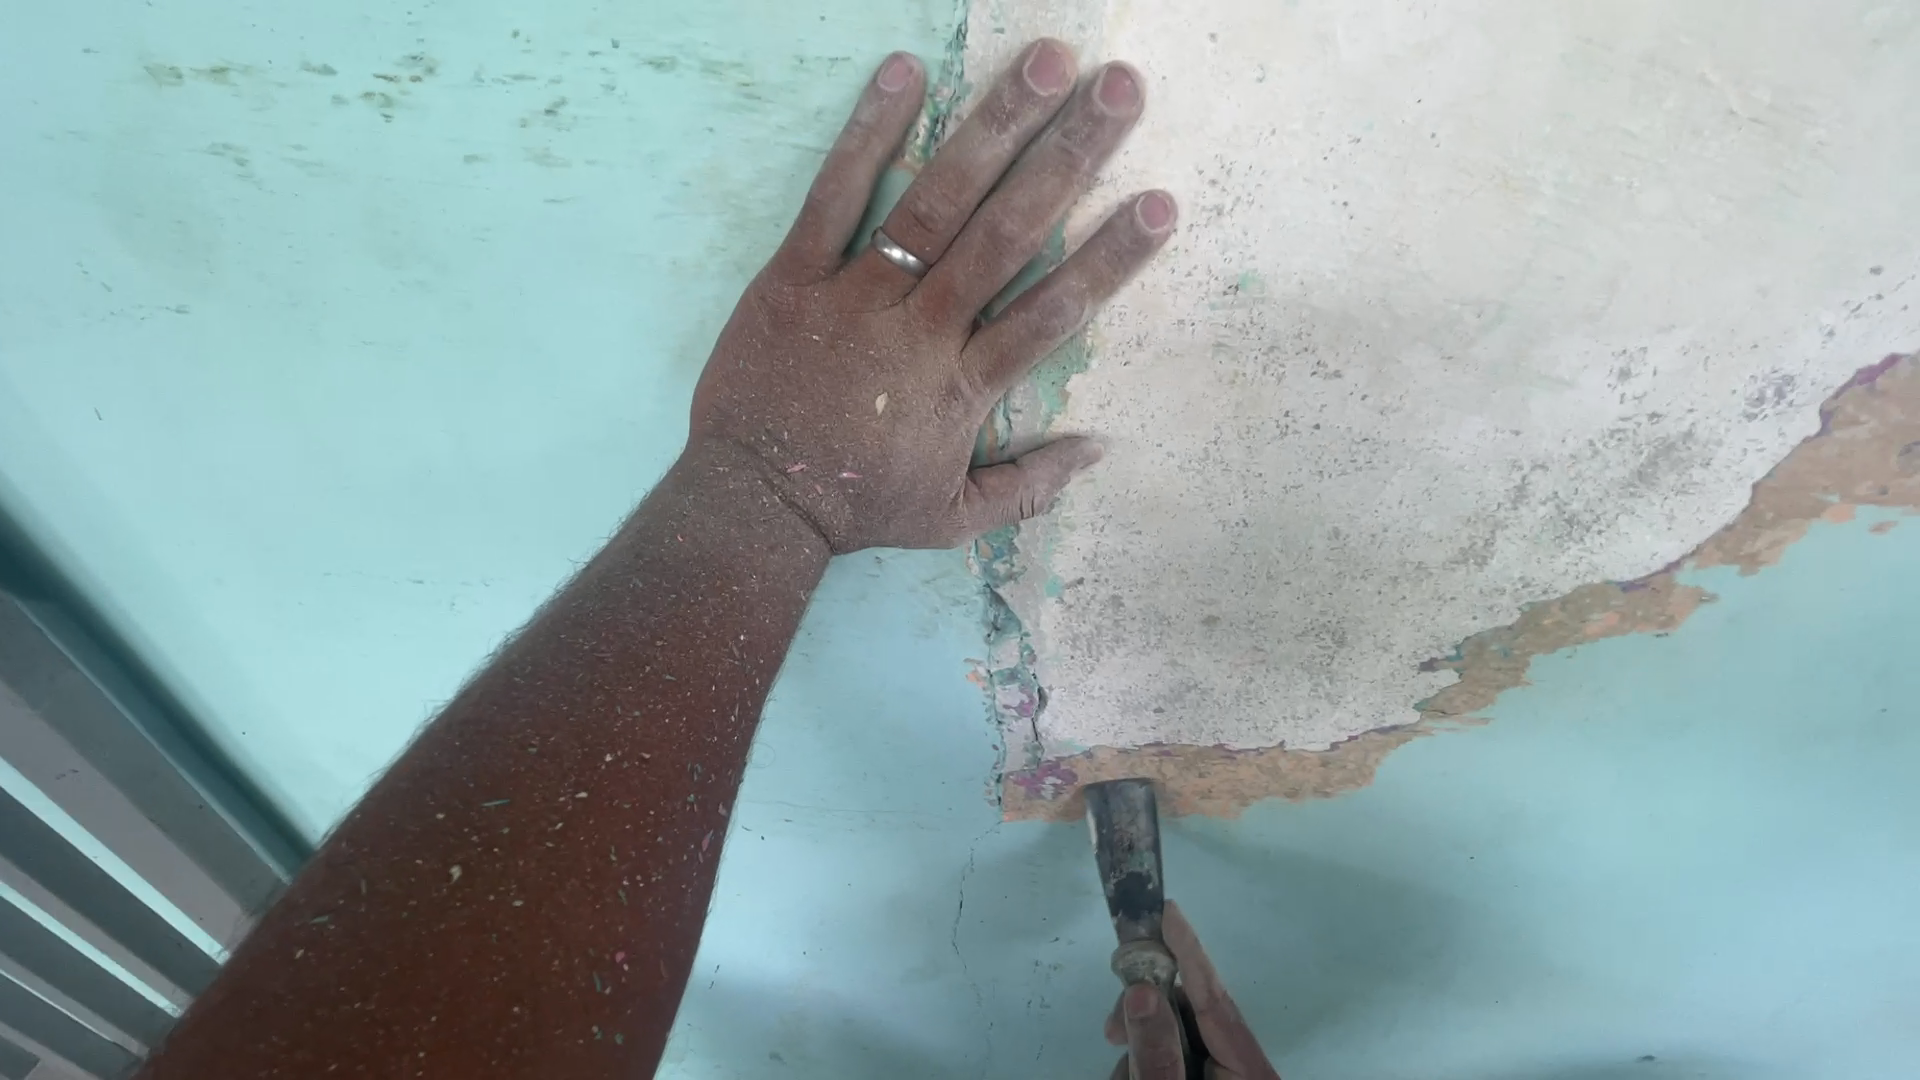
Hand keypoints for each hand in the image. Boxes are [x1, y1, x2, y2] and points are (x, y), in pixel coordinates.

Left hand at [687, 39, 1175, 552]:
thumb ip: (1029, 489)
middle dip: (1067, 160)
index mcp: (962, 388)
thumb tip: (1100, 450)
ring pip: (934, 203)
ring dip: (993, 130)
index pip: (1051, 313)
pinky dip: (868, 135)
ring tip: (1044, 63)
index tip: (1160, 203)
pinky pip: (833, 196)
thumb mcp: (954, 519)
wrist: (756, 501)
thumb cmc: (858, 507)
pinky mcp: (795, 277)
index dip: (1109, 258)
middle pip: (1005, 236)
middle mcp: (921, 330)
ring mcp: (856, 295)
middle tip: (1119, 90)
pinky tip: (907, 73)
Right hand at [1104, 902, 1280, 1079]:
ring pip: (1176, 1033)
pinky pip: (1176, 1055)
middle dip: (1147, 1010)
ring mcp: (1226, 1073)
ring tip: (1124, 1073)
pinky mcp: (1210, 1077)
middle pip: (1189, 1013)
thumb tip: (1140, 990)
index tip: (1167, 908)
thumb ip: (1157, 1051)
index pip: (1214, 996)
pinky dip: (1148, 1062)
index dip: (1188, 950)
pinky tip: (1135, 1075)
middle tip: (1112, 1030)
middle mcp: (1242, 1066)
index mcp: (1248, 1069)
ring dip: (1142, 1045)